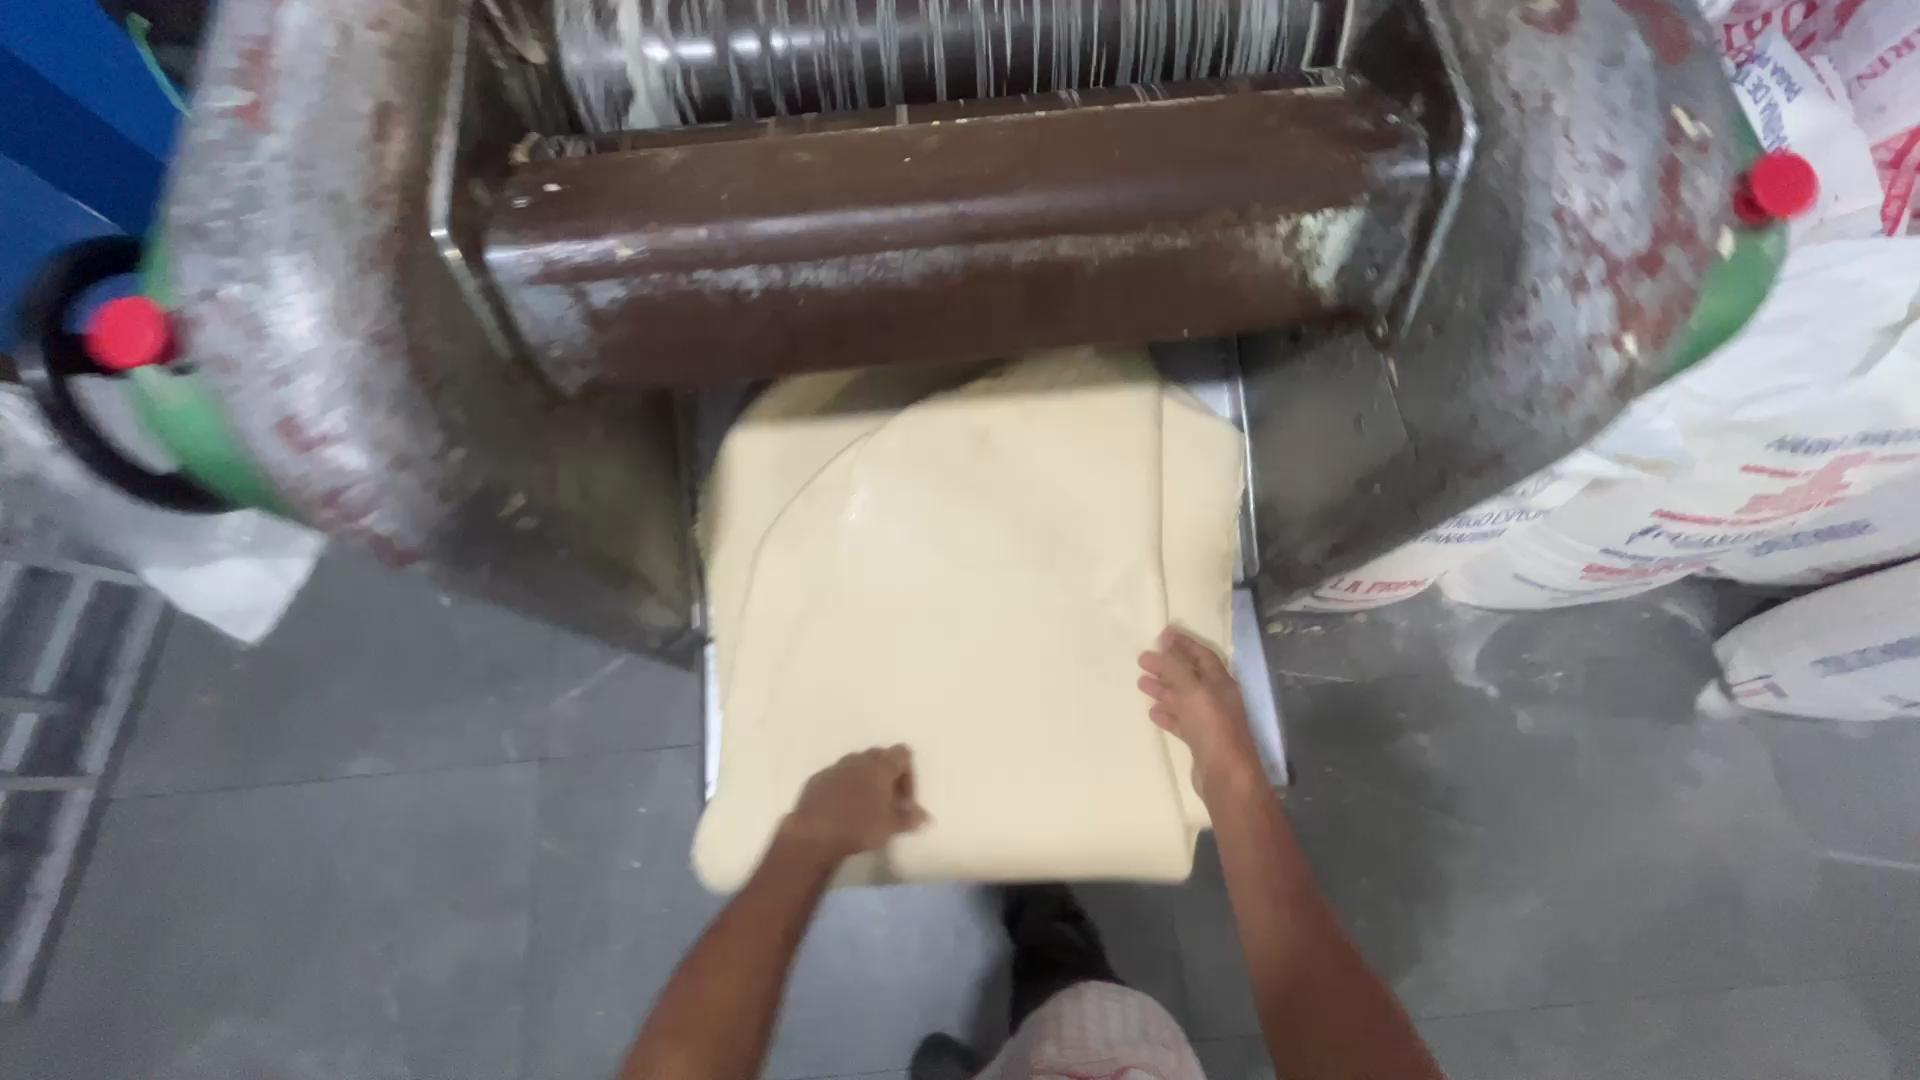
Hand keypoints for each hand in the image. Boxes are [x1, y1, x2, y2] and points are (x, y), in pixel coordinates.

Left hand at [778, 745, 928, 863]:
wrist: (814, 835)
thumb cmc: (860, 827)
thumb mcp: (891, 827)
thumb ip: (909, 819)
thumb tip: (925, 816)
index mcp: (880, 766)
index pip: (903, 753)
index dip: (908, 774)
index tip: (905, 800)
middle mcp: (858, 760)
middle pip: (879, 756)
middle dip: (886, 775)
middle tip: (888, 802)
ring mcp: (835, 768)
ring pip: (855, 765)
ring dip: (863, 780)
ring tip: (864, 806)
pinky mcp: (816, 780)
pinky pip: (835, 777)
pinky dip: (842, 788)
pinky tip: (841, 810)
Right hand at [1138, 627, 1264, 801]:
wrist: (1226, 777)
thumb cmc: (1212, 727)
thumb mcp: (1192, 691)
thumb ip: (1176, 667)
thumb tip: (1164, 642)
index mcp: (1220, 684)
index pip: (1202, 656)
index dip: (1184, 644)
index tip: (1162, 634)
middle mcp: (1216, 699)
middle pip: (1189, 676)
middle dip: (1167, 666)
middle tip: (1143, 660)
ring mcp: (1209, 721)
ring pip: (1183, 699)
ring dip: (1163, 689)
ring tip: (1141, 683)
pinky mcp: (1200, 741)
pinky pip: (1181, 721)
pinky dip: (1167, 714)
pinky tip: (1152, 711)